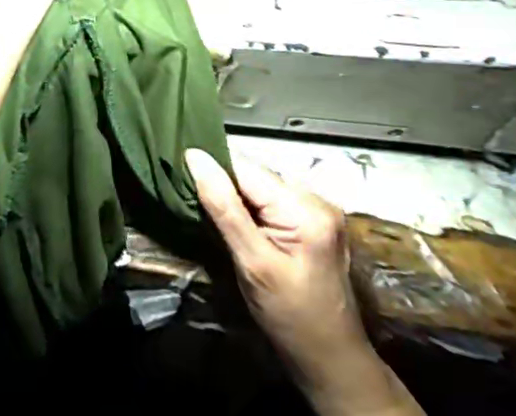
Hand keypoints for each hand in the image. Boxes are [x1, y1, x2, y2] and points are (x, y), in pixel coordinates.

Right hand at [185, 151, 389, 393]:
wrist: (331, 359)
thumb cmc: (290, 316)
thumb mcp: (252, 263)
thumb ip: (224, 207)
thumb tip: (194, 156)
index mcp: (305, 207)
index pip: (244, 167)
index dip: (212, 170)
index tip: (183, 180)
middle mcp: (316, 197)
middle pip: (254, 173)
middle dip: (225, 185)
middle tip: (199, 205)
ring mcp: (318, 208)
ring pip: (260, 184)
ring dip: (237, 196)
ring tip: (217, 215)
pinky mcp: (314, 219)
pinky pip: (272, 198)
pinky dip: (252, 207)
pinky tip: (242, 225)